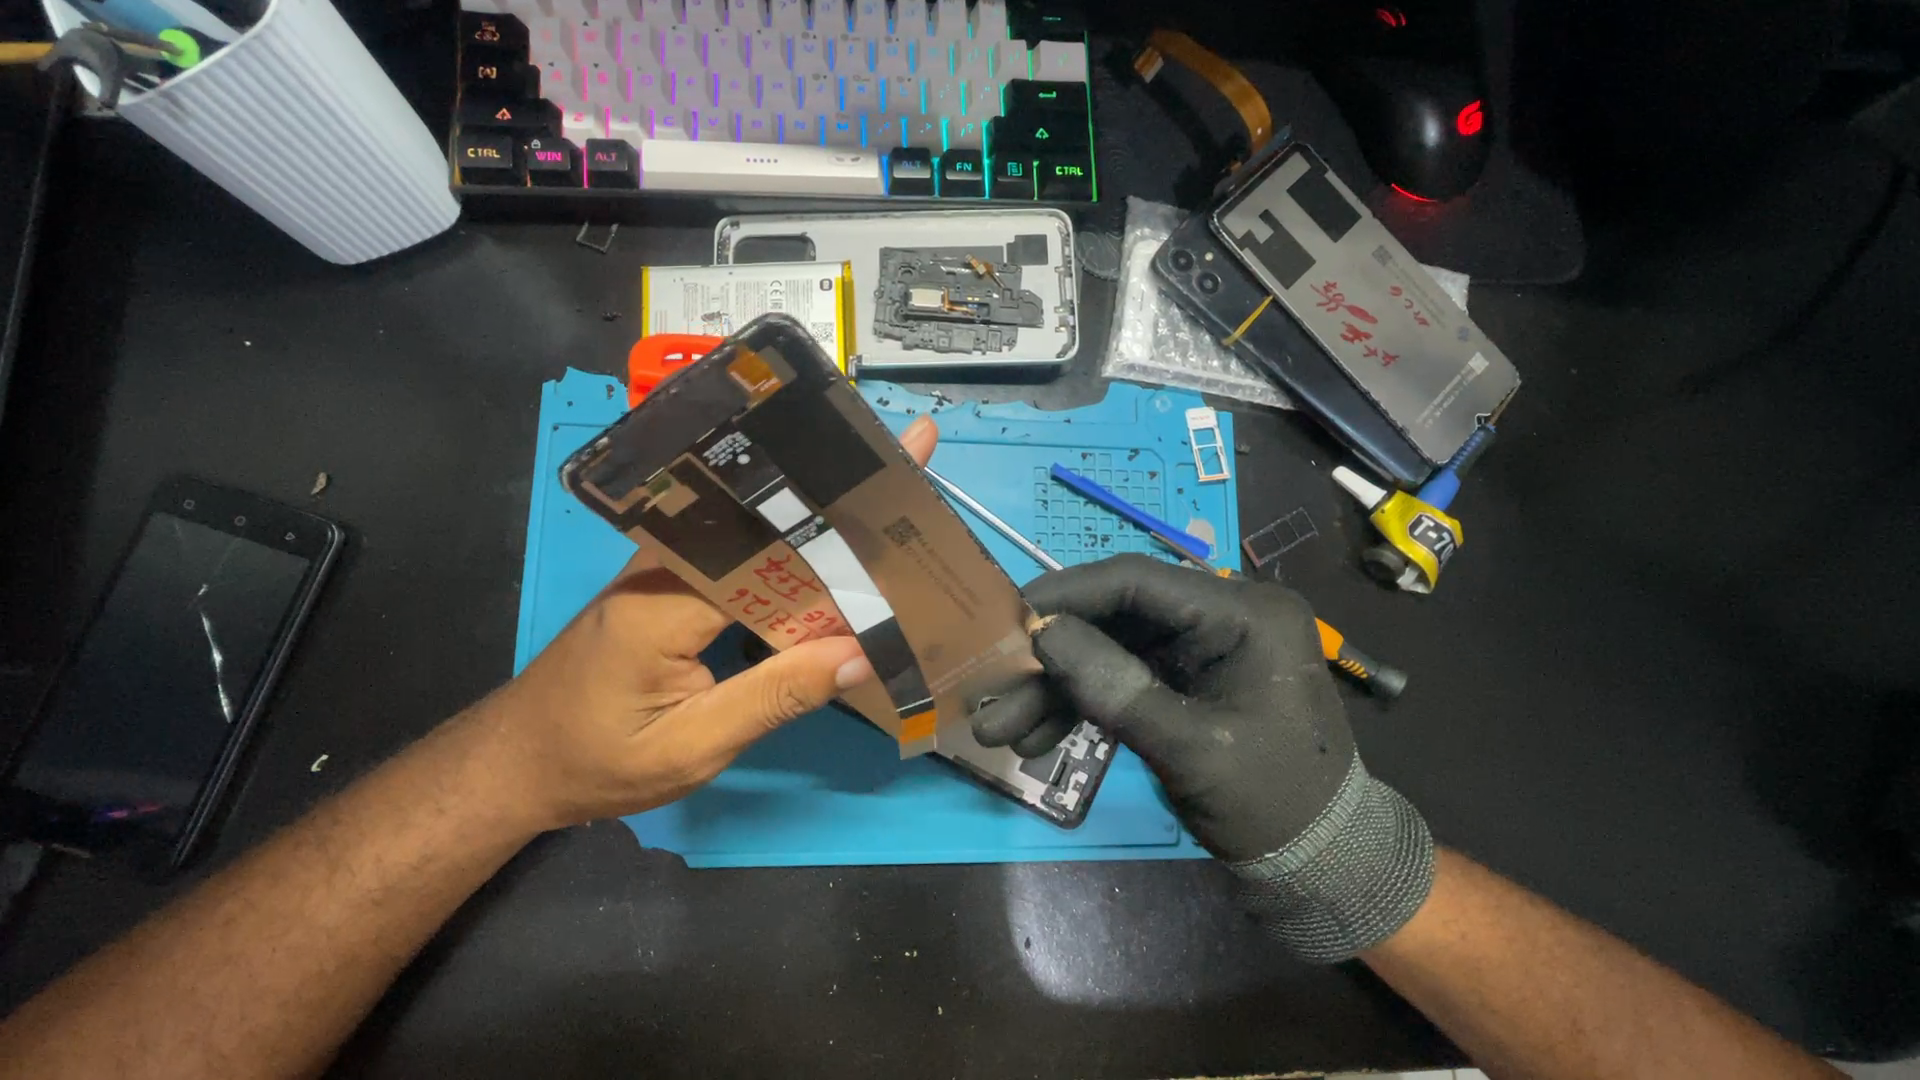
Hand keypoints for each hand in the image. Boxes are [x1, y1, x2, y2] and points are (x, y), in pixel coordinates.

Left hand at [465, 416, 941, 831]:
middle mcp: (663, 567)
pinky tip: (830, 557)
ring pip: (753, 534)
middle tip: (903, 465)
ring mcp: (663, 571)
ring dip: (815, 519)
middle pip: (763, 521)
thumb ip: (775, 698)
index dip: (837, 525)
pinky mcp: (668, 586)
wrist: (515, 763)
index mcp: (666, 601)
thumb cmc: (596, 763)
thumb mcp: (691, 749)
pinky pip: (739, 559)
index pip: (769, 550)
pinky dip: (789, 556)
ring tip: (881, 499)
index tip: (892, 487)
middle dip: (835, 495)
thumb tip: (860, 655)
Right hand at [971, 554, 1435, 961]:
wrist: (1323, 865)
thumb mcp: (1189, 747)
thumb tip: (1042, 632)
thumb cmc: (1271, 804)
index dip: (1066, 594)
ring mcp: (1202, 650)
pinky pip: (1124, 679)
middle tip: (993, 687)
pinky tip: (1038, 740)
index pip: (1137, 581)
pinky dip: (1082, 707)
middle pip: (1115, 619)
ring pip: (1110, 652)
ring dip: (1057, 690)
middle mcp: (1222, 617)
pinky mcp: (1187, 681)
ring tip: (1002, 731)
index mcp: (1243, 614)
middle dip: (1052, 658)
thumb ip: (1113, 686)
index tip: (1007, 613)